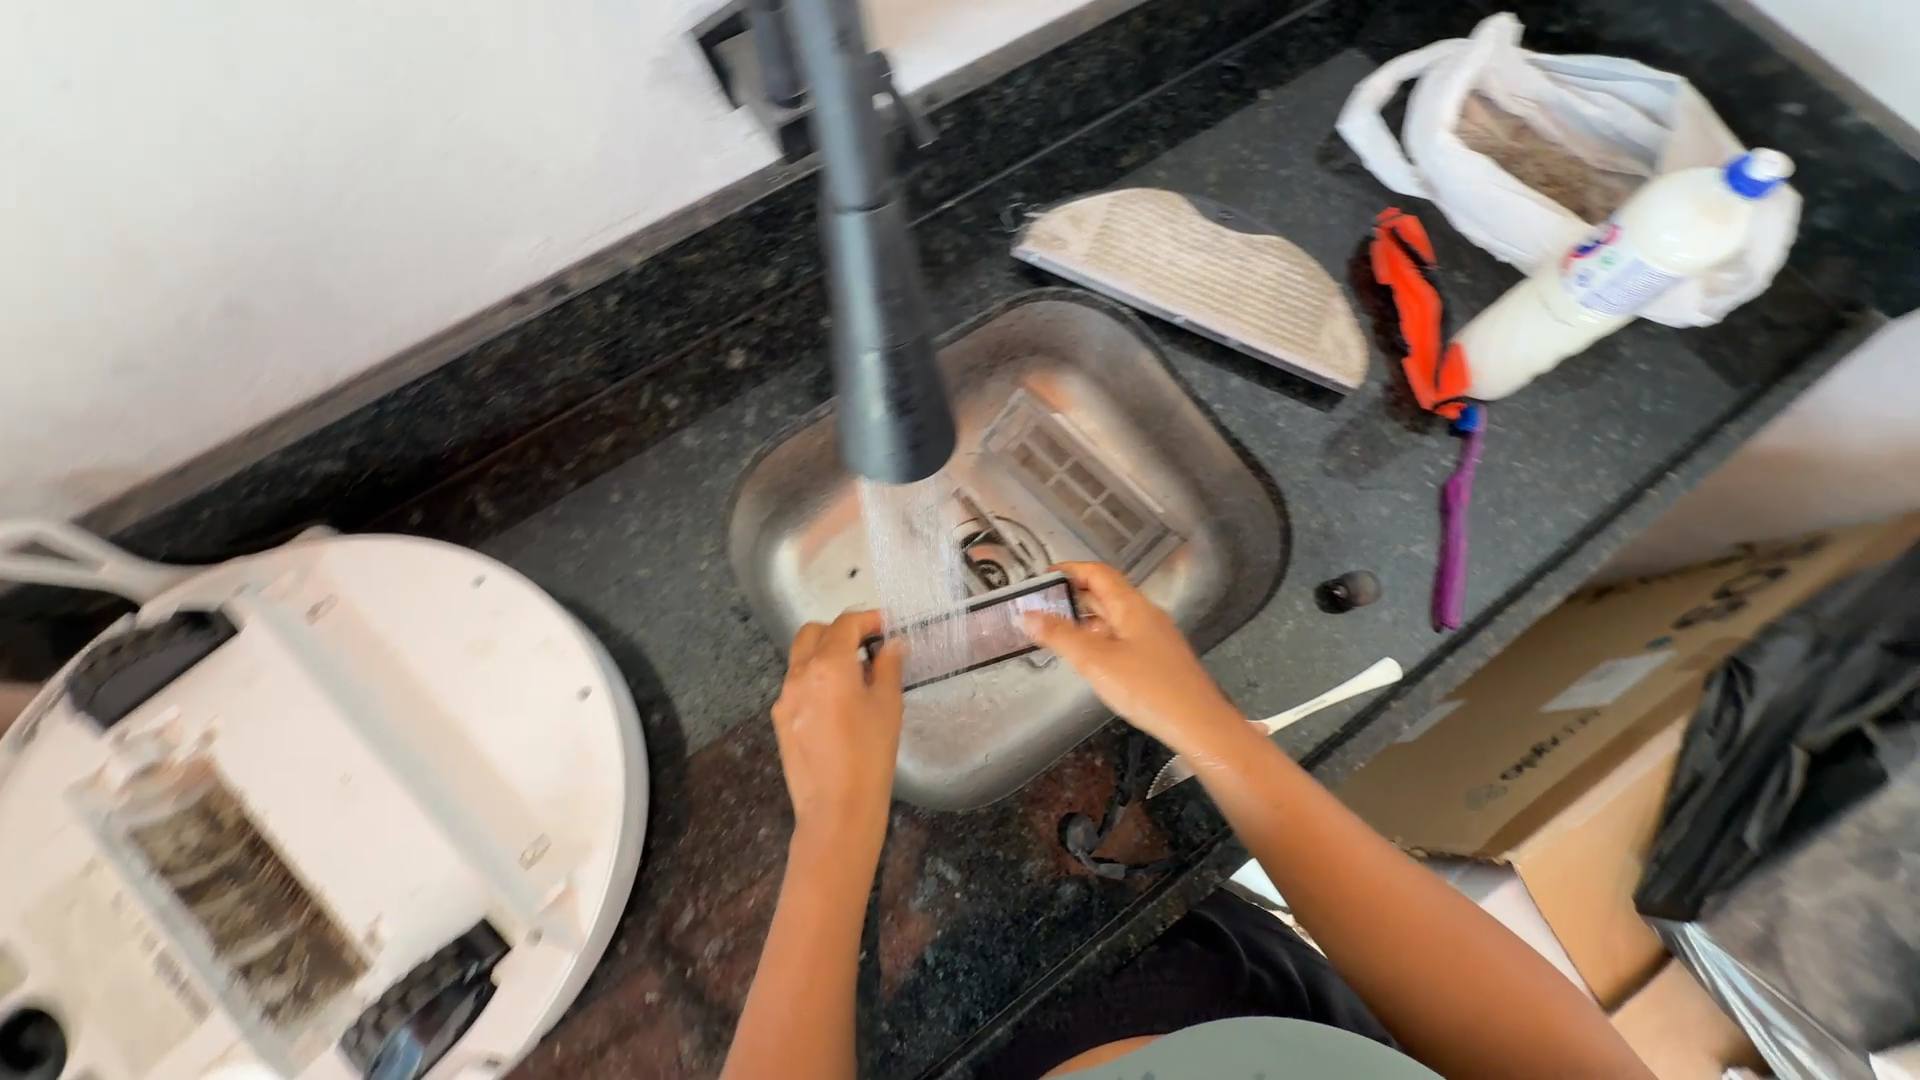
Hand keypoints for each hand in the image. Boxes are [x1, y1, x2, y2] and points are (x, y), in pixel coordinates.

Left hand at [771, 610, 903, 843]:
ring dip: (826, 654)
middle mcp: (800, 673)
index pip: (845, 624)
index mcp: (829, 664)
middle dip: (840, 631)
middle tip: (868, 645)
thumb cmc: (870, 754)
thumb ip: (888, 667)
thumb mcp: (888, 705)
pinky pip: (796, 685)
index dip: (868, 619)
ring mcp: (785, 697)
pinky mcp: (780, 719)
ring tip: (855, 675)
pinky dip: (815, 679)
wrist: (837, 808)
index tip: (886, 625)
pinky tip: (837, 703)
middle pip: (814, 632)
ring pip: (801, 658)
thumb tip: (891, 644)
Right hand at [1023, 562, 1244, 756]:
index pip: (1098, 573)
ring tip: (1057, 632)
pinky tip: (1088, 657)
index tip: (1042, 577)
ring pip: (1115, 617)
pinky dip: (1100, 638)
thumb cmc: (1146, 688)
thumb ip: (1059, 636)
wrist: (1198, 724)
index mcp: (1132, 606)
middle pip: (1106, 593)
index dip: (1070, 570)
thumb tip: (1027, 614)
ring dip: (1086, 619)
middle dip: (1073, 595)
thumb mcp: (1095, 660)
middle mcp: (1145, 614)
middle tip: (1042, 607)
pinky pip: (1123, 636)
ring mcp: (1155, 636)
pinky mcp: (1159, 658)